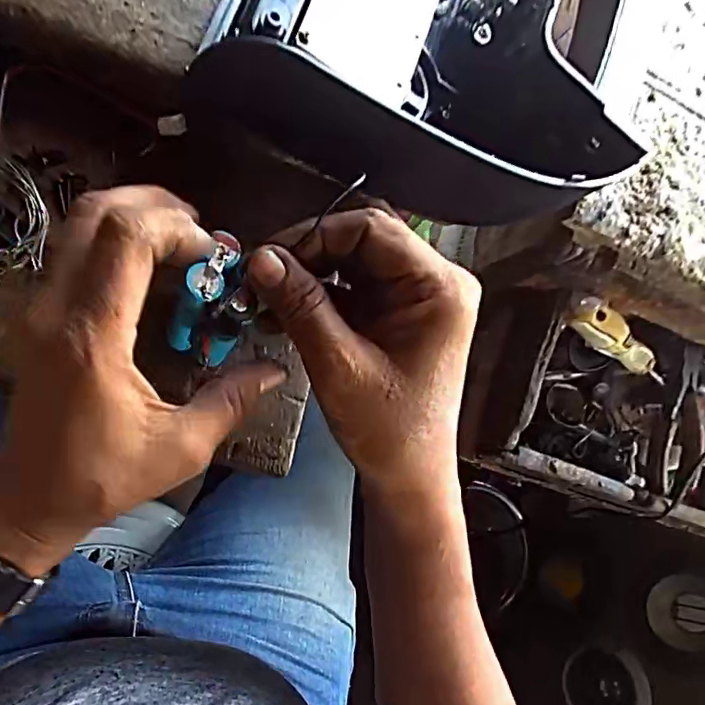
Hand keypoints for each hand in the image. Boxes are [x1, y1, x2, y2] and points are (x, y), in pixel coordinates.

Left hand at [0, 187, 285, 575]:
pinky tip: (149, 270)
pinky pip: (73, 251)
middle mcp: (57, 309)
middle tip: (200, 237)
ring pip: (78, 224)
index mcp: (93, 338)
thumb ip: (230, 401)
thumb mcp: (181, 448)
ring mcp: (39, 308)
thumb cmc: (102, 477)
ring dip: (132, 219)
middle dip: (155, 208)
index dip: (177, 229)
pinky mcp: (38, 316)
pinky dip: (113, 242)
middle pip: (96, 212)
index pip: (126, 238)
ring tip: (180, 245)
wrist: (32, 496)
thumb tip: (273, 369)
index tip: (212, 257)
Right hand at [246, 208, 479, 498]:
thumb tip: (264, 259)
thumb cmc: (391, 432)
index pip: (372, 229)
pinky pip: (354, 289)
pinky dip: (319, 297)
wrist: (407, 475)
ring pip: (354, 263)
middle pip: (363, 241)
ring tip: (269, 297)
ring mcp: (417, 301)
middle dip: (309, 255)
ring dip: (310, 276)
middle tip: (265, 274)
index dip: (315, 235)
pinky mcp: (398, 317)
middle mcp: (435, 286)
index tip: (271, 256)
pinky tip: (287, 311)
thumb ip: (301, 306)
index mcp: (440, 289)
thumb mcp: (339, 365)